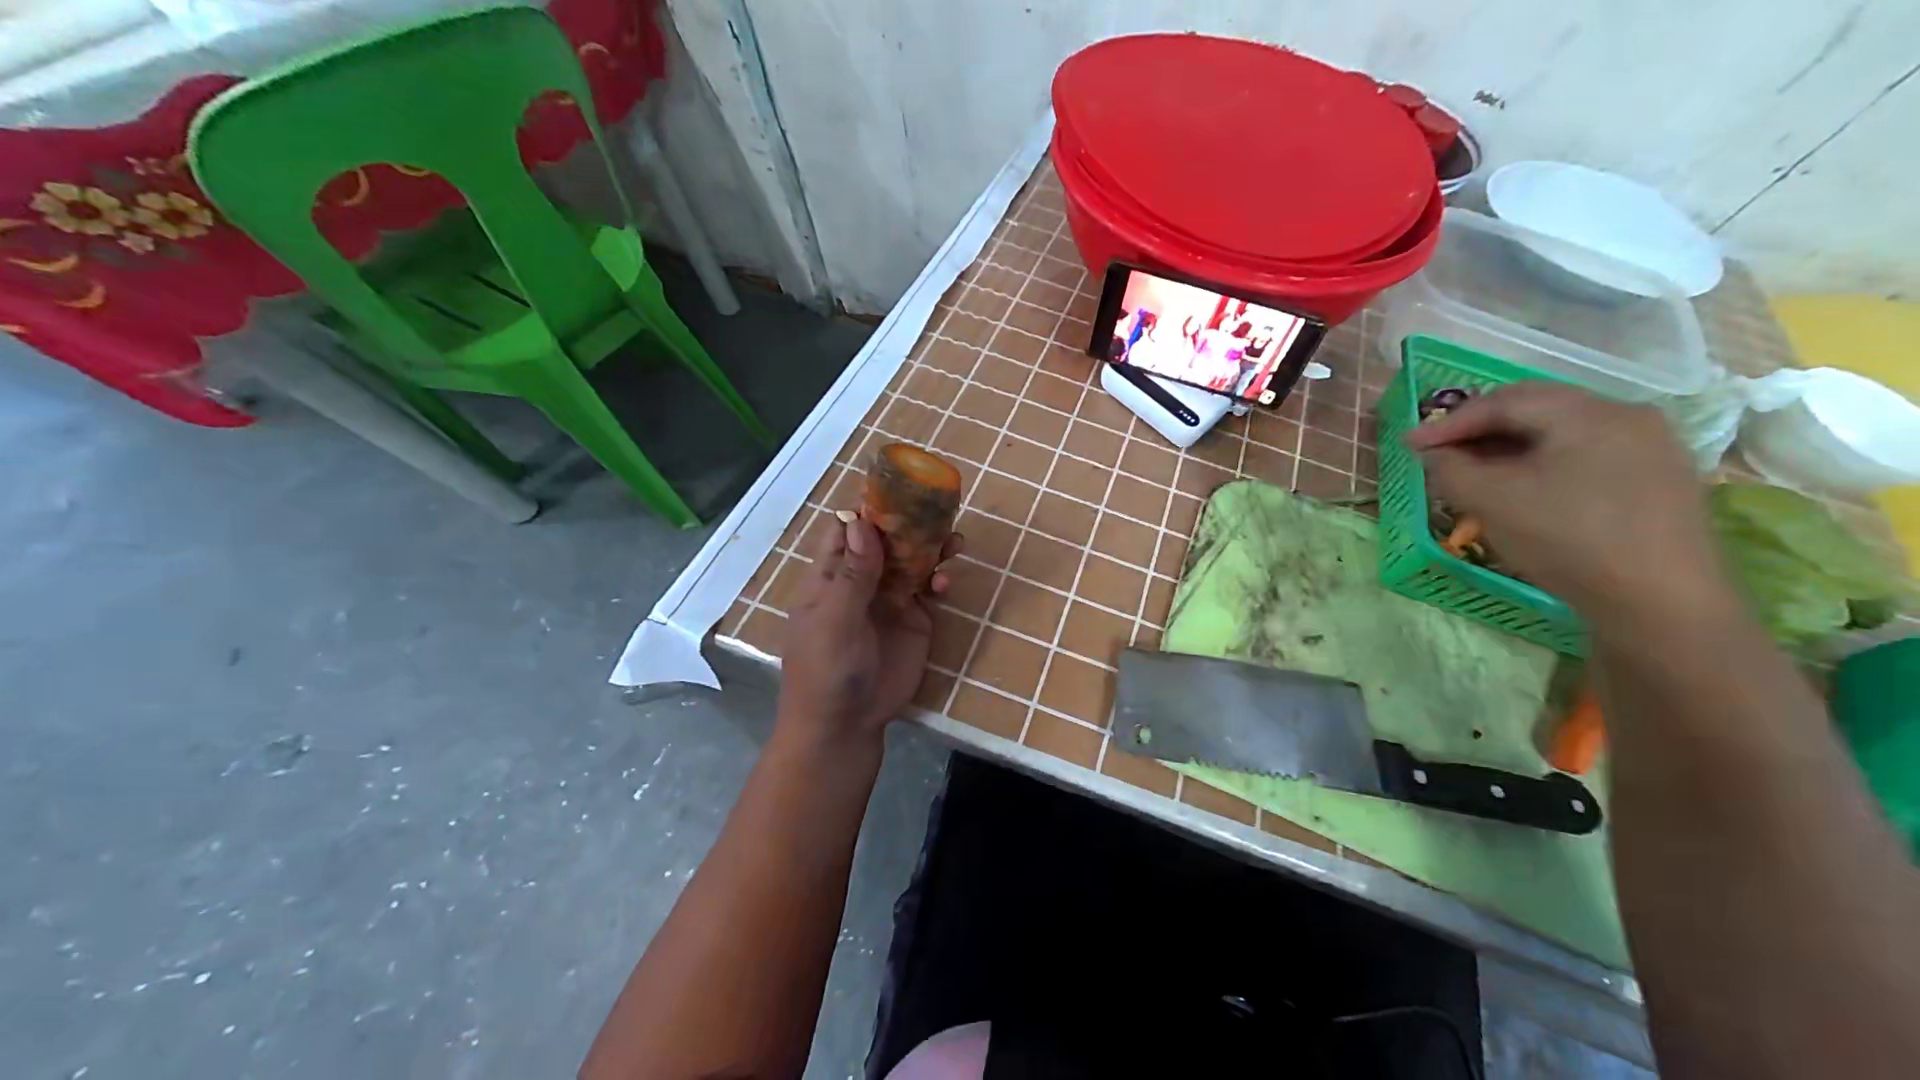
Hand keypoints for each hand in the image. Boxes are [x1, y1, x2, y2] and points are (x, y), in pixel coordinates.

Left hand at [776, 516, 961, 749]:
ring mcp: (888, 599)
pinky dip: (938, 579)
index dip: (869, 509)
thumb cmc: (827, 670)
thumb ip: (852, 574)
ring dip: (930, 547)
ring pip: (911, 560)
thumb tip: (861, 522)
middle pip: (886, 539)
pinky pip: (927, 589)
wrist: (847, 724)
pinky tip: (944, 584)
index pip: (847, 529)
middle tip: (938, 510)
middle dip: (909, 523)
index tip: (899, 491)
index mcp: (831, 575)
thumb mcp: (835, 620)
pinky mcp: (913, 619)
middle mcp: (860, 580)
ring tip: (954, 541)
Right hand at [1406, 384, 1732, 625]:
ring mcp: (1651, 446)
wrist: (1660, 601)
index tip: (1410, 444)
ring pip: (1562, 432)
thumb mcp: (1490, 501)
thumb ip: (1450, 468)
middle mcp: (1626, 415)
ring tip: (1476, 472)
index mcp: (1587, 412)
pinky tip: (1525, 489)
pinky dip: (1543, 463)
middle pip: (1537, 409)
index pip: (1503, 402)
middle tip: (1442, 451)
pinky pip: (1586, 454)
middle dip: (1481, 428)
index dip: (1449, 422)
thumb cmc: (1567, 539)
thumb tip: (1433, 453)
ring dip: (1510, 447)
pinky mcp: (1659, 478)